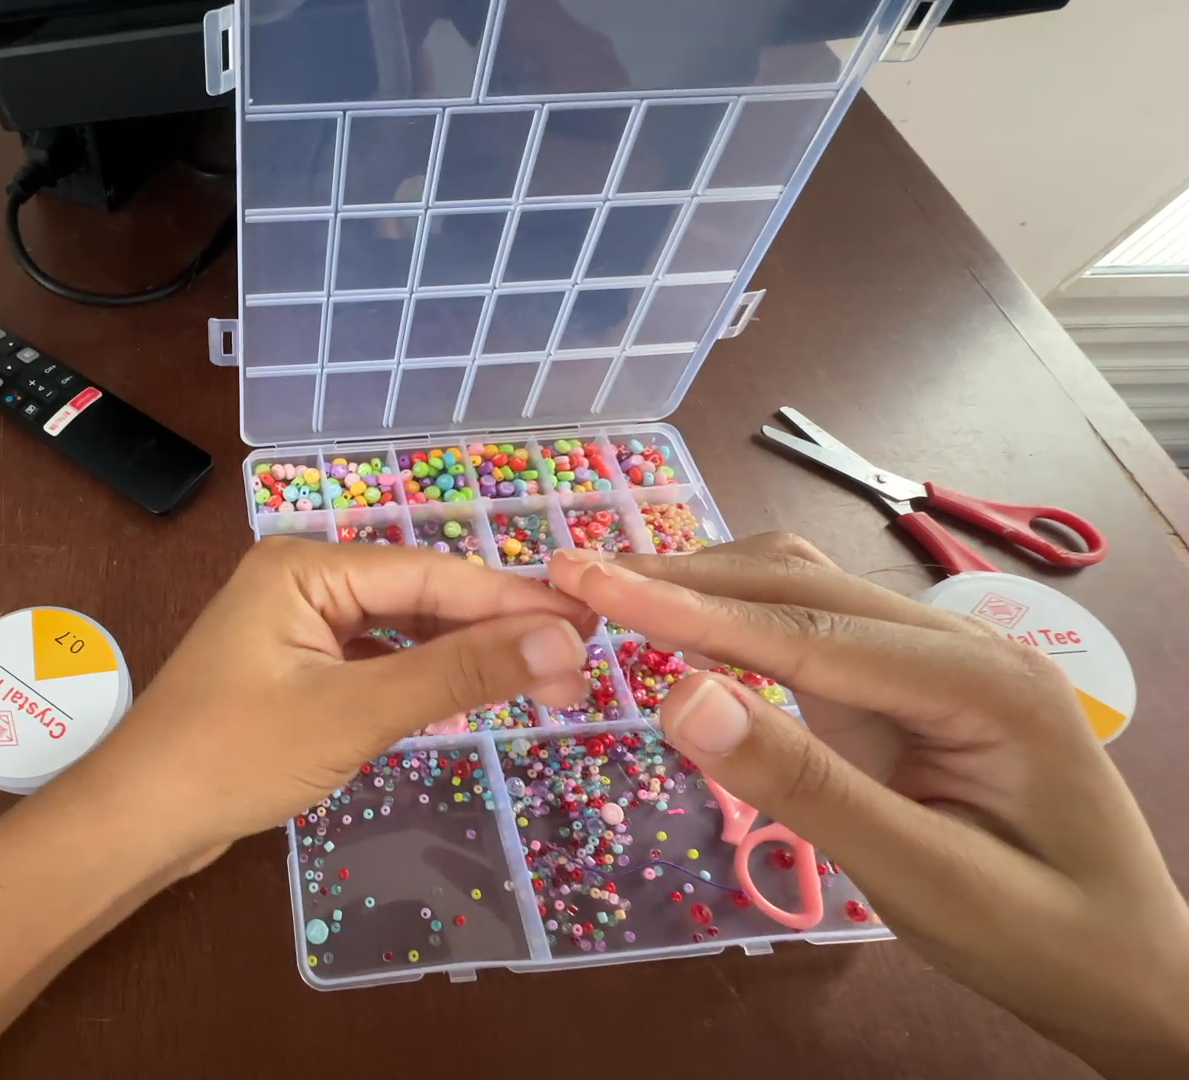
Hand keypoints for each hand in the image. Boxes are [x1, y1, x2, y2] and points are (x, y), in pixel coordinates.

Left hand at [77, 537, 595, 866]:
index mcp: (304, 565)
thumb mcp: (354, 713)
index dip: (512, 598)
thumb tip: (559, 640)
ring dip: (458, 652)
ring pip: (397, 626)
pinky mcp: (295, 660)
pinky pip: (372, 655)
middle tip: (574, 667)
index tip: (588, 623)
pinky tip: (462, 689)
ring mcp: (295, 619)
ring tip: (535, 678)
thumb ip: (456, 673)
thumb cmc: (236, 755)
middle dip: (490, 629)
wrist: (143, 816)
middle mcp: (300, 577)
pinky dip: (417, 673)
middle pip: (415, 595)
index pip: (429, 573)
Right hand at [548, 537, 1188, 1077]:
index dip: (681, 605)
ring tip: (604, 588)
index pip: (798, 627)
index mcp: (978, 683)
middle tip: (569, 576)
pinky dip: (715, 607)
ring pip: (786, 581)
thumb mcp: (927, 881)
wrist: (1135, 971)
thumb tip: (676, 697)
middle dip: (672, 577)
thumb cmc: (1043, 938)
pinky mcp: (884, 670)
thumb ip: (802, 784)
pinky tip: (669, 617)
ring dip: (691, 580)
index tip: (585, 584)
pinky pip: (788, 615)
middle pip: (788, 581)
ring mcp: (919, 649)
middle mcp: (950, 640)